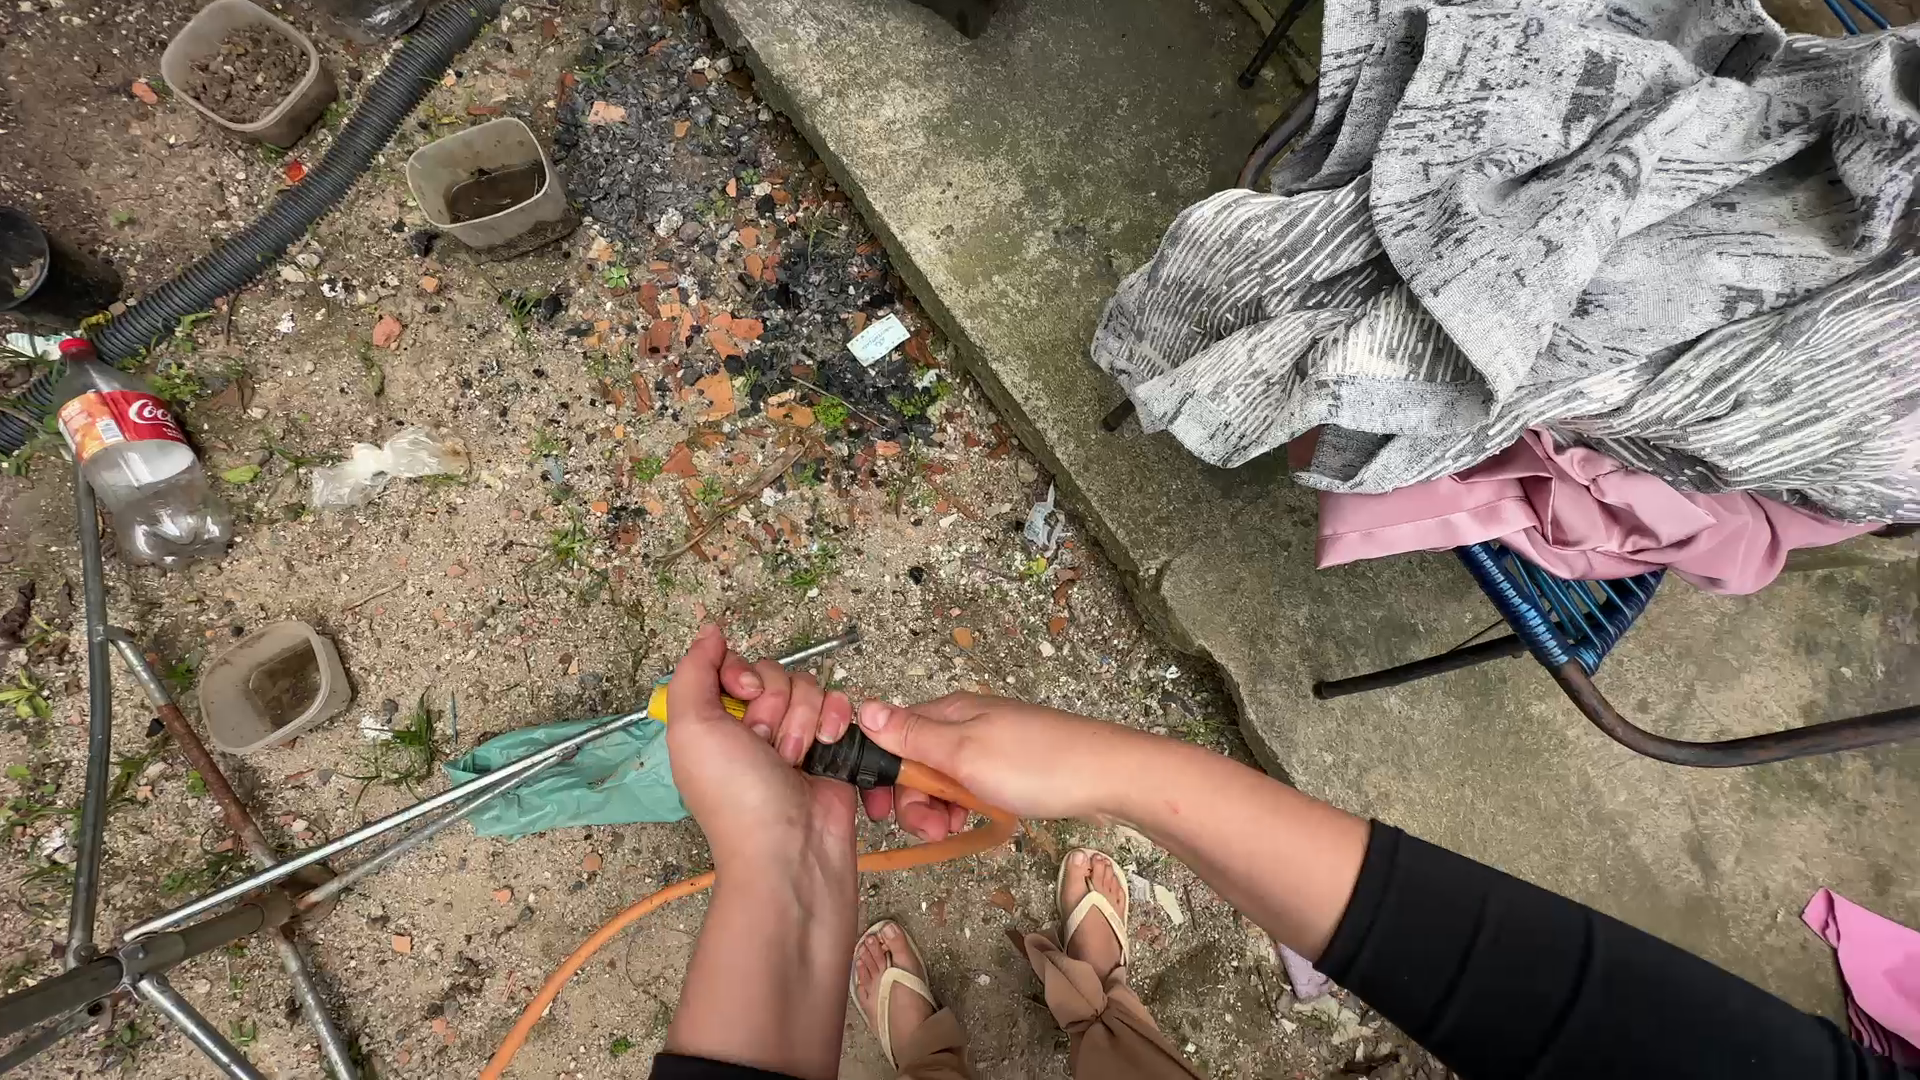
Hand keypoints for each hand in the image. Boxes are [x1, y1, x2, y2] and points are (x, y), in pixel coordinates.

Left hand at [665, 624, 858, 874]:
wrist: (791, 847)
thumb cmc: (736, 795)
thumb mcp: (692, 730)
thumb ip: (694, 672)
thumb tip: (710, 630)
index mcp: (717, 720)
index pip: (738, 664)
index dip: (745, 671)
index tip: (747, 694)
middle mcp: (755, 725)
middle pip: (779, 672)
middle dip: (777, 706)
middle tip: (767, 746)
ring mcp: (796, 734)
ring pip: (811, 687)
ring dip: (804, 721)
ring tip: (795, 760)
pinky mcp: (832, 744)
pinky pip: (841, 706)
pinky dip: (836, 722)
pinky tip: (826, 749)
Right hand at [854, 692, 1151, 834]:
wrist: (1106, 776)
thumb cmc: (1034, 764)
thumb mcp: (963, 752)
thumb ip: (911, 735)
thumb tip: (861, 706)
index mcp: (947, 711)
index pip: (890, 735)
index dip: (880, 774)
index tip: (884, 811)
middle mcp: (962, 721)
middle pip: (913, 760)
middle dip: (913, 799)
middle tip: (934, 829)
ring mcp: (986, 743)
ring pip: (939, 777)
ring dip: (937, 808)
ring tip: (955, 829)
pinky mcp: (1005, 765)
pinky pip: (966, 785)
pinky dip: (962, 805)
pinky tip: (974, 821)